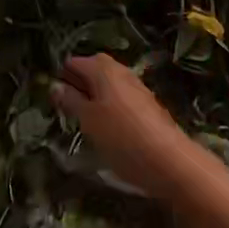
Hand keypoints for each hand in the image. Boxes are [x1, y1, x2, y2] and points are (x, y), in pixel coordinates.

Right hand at [50, 53, 190, 197]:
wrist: (174, 164)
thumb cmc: (123, 138)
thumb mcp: (88, 121)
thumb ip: (70, 100)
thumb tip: (54, 85)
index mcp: (101, 67)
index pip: (71, 63)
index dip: (61, 79)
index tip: (57, 102)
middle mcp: (119, 69)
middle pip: (91, 71)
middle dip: (80, 88)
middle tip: (72, 112)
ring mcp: (136, 86)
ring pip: (107, 86)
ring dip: (96, 99)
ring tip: (90, 125)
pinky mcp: (149, 105)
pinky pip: (121, 99)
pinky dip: (113, 109)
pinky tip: (113, 132)